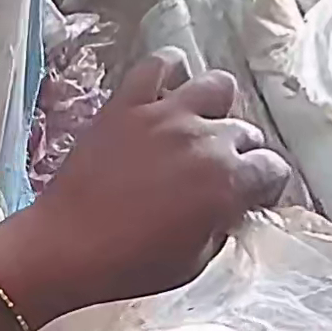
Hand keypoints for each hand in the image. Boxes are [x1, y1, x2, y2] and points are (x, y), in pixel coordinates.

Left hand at [0, 50, 289, 325]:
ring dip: (211, 110)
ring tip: (190, 133)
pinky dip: (167, 72)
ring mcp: (163, 116)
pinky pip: (158, 64)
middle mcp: (204, 140)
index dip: (260, 187)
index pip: (272, 170)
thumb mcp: (193, 262)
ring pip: (216, 87)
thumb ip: (220, 226)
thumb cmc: (124, 265)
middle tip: (205, 176)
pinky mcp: (124, 107)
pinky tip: (163, 94)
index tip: (244, 198)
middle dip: (233, 156)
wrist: (59, 249)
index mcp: (228, 182)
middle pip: (243, 132)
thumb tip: (227, 209)